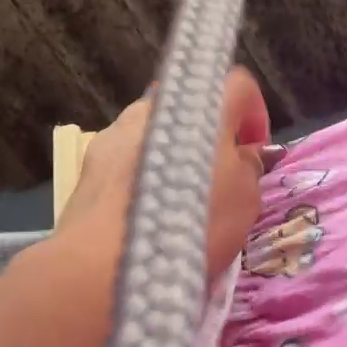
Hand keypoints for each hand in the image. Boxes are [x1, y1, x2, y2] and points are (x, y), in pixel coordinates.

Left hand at [52, 69, 272, 276]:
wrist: (102, 261)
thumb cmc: (190, 222)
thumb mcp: (246, 198)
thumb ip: (250, 165)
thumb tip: (243, 154)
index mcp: (206, 106)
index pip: (240, 85)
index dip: (254, 116)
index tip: (254, 153)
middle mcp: (161, 106)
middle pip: (196, 107)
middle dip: (212, 135)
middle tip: (220, 176)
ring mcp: (120, 129)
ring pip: (160, 130)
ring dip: (174, 152)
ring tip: (178, 196)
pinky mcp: (92, 158)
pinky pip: (130, 155)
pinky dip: (142, 173)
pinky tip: (146, 209)